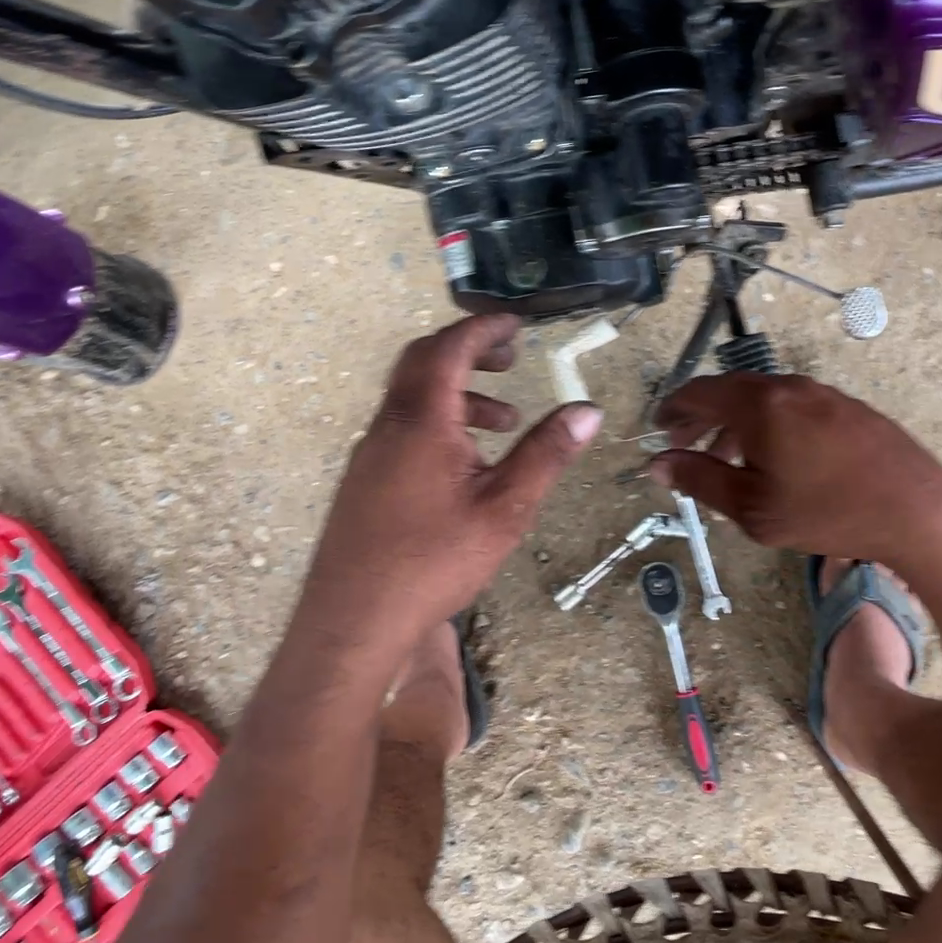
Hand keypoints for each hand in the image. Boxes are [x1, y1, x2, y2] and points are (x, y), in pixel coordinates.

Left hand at [301, 315, 601, 636]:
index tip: (516, 324)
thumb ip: (546, 454)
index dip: (484, 328)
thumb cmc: (433, 561)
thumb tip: (587, 410)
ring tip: (504, 422)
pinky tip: (466, 465)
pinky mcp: (365, 479)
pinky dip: (439, 422)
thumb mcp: (505, 508)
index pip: (450, 348)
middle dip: (469, 351)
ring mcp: (371, 452)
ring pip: (413, 397)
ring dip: (459, 393)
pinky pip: (404, 426)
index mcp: (422, 420)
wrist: (354, 619)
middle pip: (423, 361)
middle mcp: (389, 424)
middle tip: (510, 360)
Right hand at [649, 373, 941, 563]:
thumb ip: (700, 481)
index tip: (659, 429)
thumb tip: (658, 465)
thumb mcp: (753, 508)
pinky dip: (769, 424)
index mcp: (760, 404)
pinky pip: (793, 406)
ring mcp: (824, 394)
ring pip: (764, 399)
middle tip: (685, 445)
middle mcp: (789, 387)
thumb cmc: (828, 512)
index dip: (672, 409)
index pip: (699, 392)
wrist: (918, 511)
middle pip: (731, 391)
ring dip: (736, 423)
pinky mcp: (849, 408)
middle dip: (702, 417)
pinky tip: (776, 458)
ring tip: (728, 458)